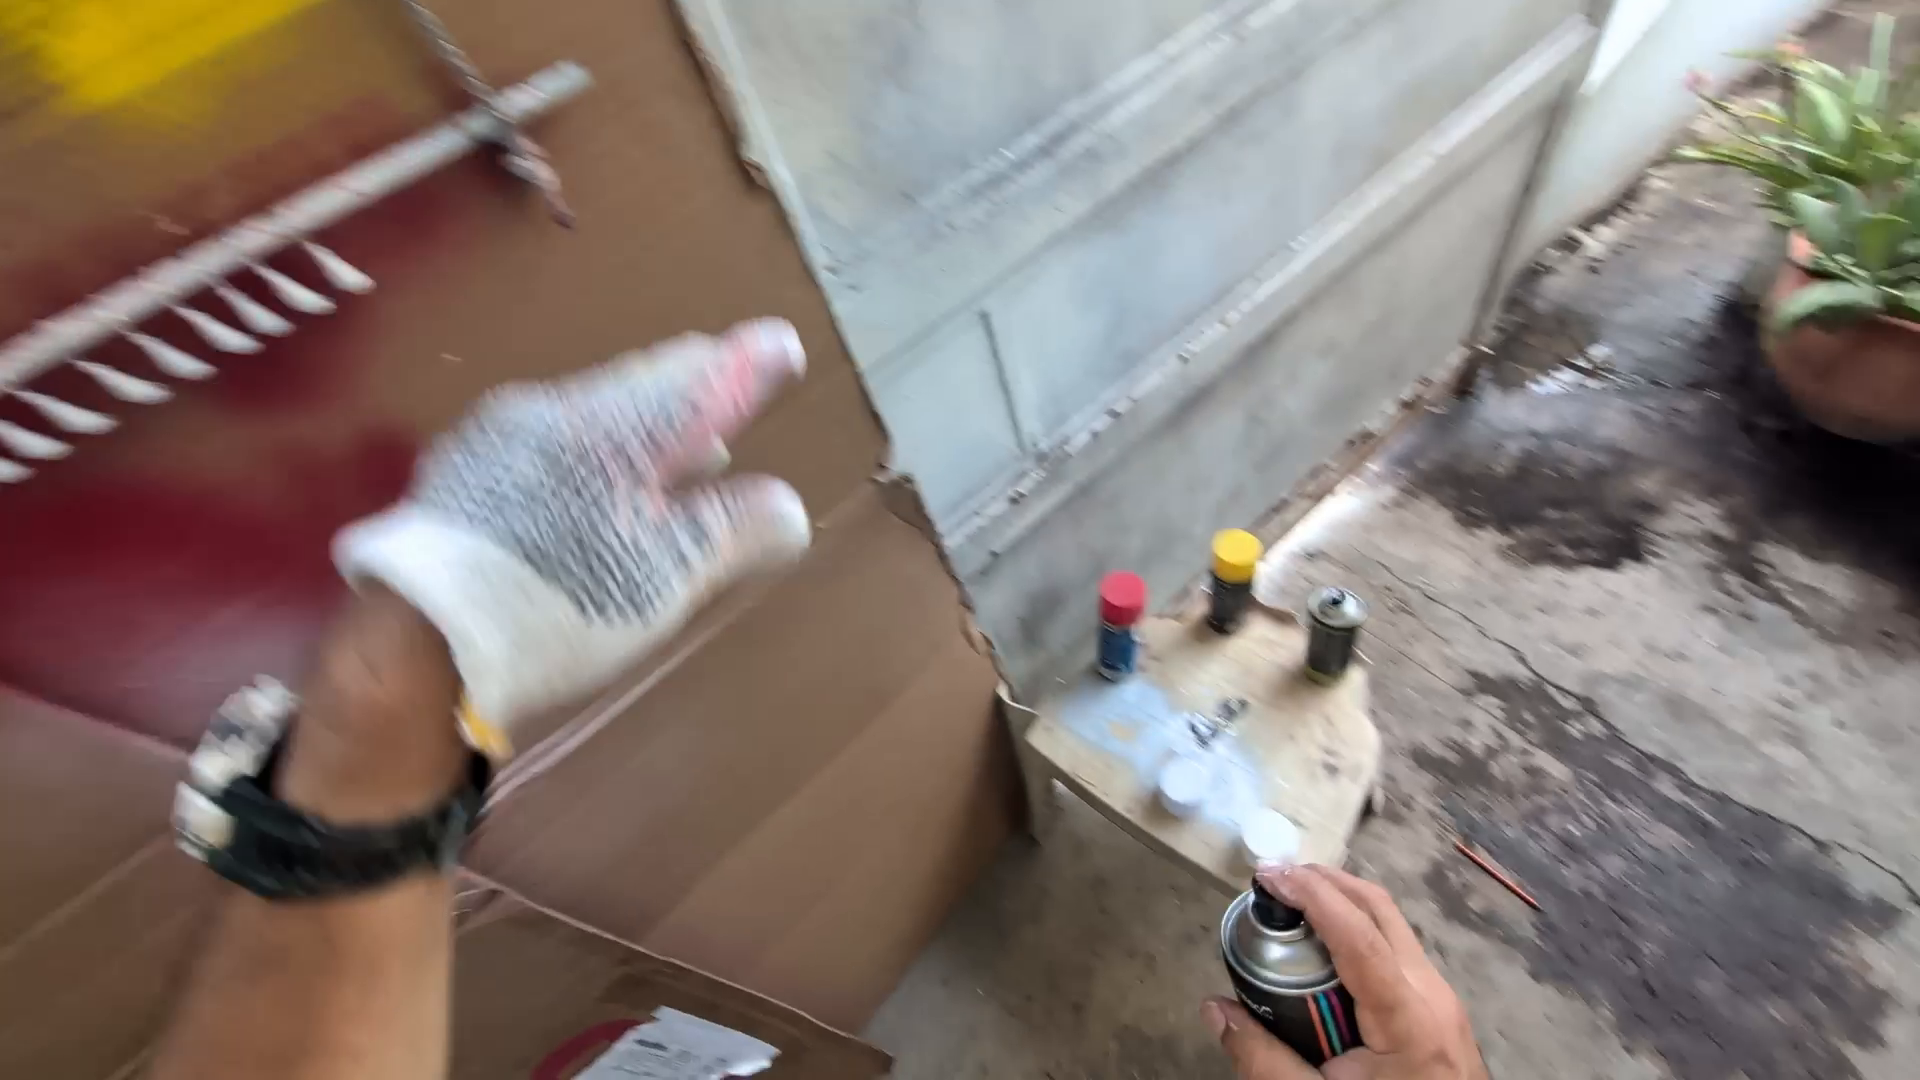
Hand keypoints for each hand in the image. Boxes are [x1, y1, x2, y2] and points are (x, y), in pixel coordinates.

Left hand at [333, 318, 812, 756]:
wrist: (412, 645)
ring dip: (656, 418)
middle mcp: (557, 411)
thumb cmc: (561, 602)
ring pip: (602, 406)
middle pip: (647, 381)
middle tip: (734, 379)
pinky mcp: (472, 470)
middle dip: (700, 380)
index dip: (745, 365)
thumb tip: (790, 510)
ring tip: (690, 442)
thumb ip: (735, 532)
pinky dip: (608, 446)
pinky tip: (613, 481)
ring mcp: (504, 435)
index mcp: (613, 430)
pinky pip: (562, 433)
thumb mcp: (666, 577)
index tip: (781, 345)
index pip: (699, 383)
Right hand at [1204, 864, 1487, 1079]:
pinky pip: (1394, 945)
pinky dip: (1355, 924)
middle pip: (1377, 909)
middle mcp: (1433, 994)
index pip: (1358, 934)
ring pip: (1389, 921)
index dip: (1310, 894)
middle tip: (1273, 876)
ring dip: (1339, 898)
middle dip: (1322, 880)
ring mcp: (1442, 998)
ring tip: (1291, 899)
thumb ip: (1264, 1059)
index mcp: (1409, 1020)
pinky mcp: (1440, 1007)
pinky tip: (1323, 943)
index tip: (1266, 874)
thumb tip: (1213, 1009)